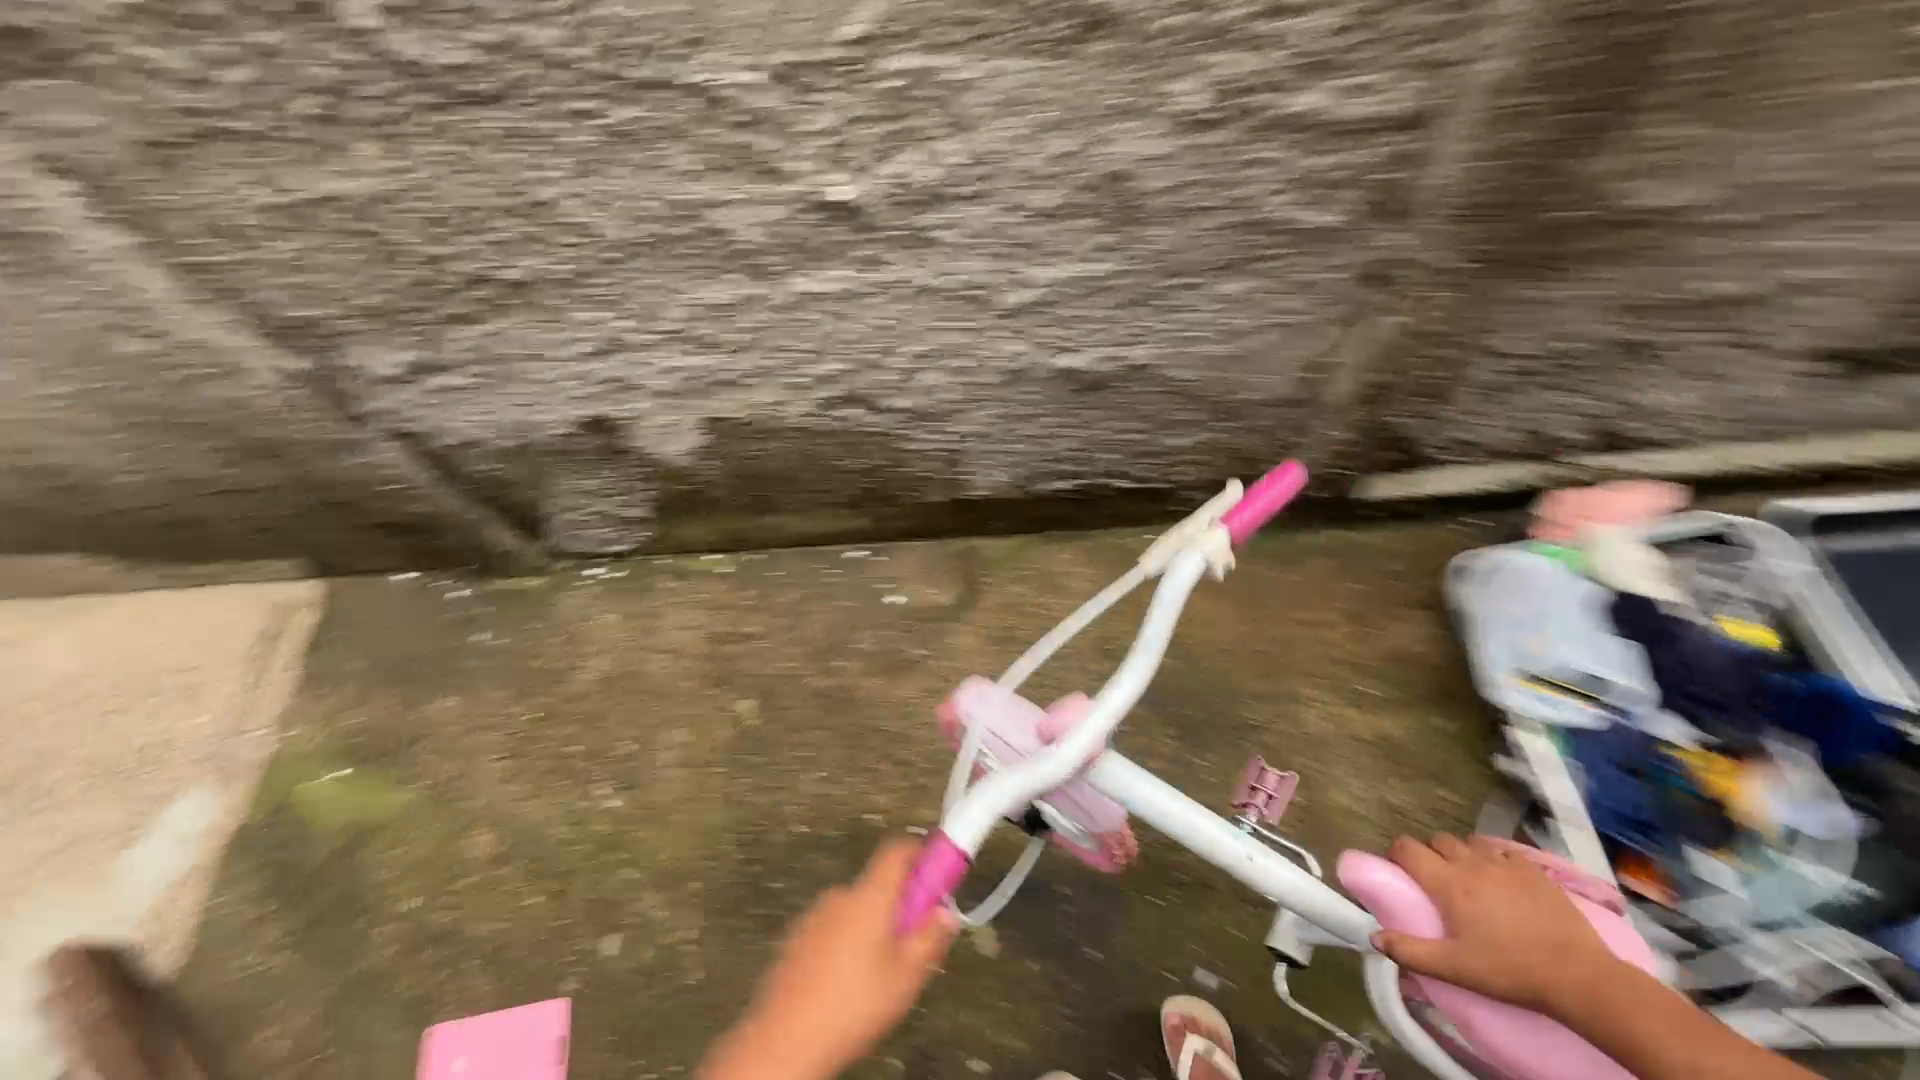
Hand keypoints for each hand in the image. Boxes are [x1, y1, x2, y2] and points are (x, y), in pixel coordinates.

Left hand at [701, 839, 959, 1079]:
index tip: (936, 871)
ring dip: (871, 928)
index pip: (897, 850)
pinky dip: (845, 944)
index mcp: (870, 897)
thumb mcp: (907, 976)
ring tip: (878, 973)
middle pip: (878, 885)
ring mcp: (812, 917)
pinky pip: (831, 929)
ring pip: (855, 910)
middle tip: (912, 943)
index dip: (920, 852)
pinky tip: (846, 983)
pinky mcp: (794, 940)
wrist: (786, 1040)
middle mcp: (839, 897)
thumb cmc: (852, 1005)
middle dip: (899, 907)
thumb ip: (930, 938)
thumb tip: (945, 914)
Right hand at [1372, 833, 1622, 1014]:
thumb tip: (1374, 938)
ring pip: (1471, 841)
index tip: (1399, 872)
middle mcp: (1471, 863)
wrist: (1577, 975)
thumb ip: (1409, 952)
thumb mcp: (1453, 968)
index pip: (1406, 847)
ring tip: (1469, 878)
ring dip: (1462, 853)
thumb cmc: (1508, 970)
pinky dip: (1495, 859)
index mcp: (1447, 882)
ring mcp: (1506, 863)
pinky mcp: (1534, 870)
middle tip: (1435, 880)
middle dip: (1430, 853)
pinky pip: (1504, 851)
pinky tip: (1502, 880)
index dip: (1396, 854)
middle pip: (1438, 839)